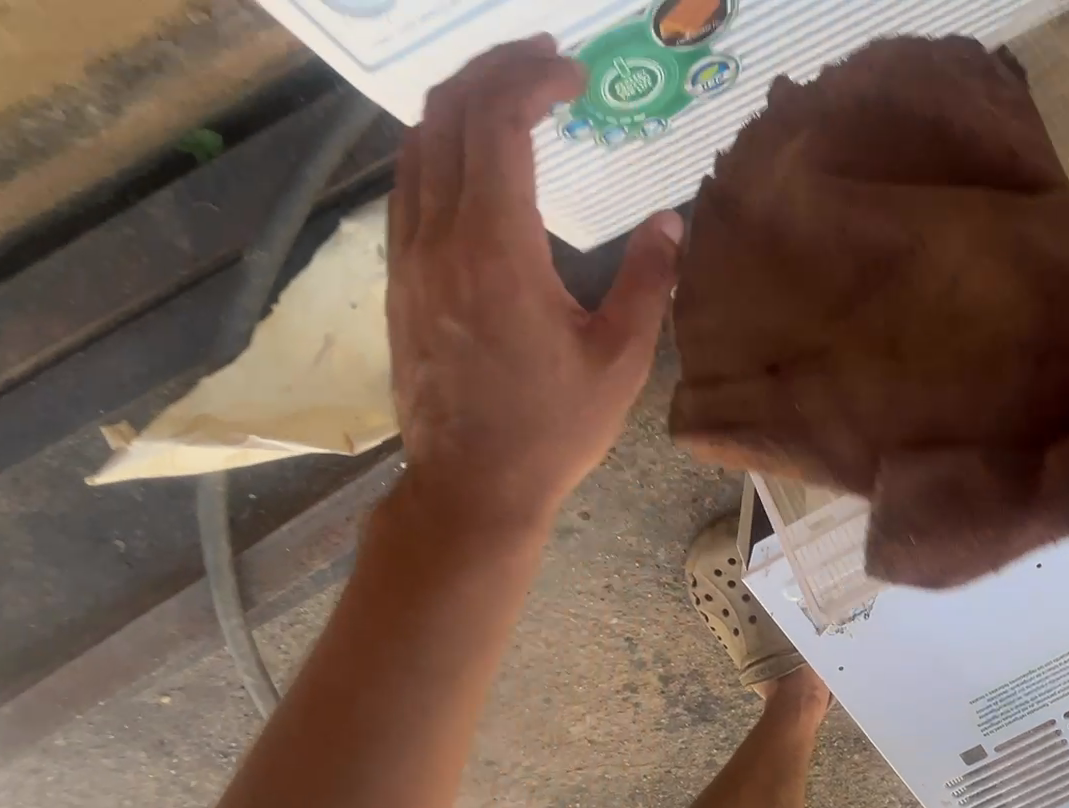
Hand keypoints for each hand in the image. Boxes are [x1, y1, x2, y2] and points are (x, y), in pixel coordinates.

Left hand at [387, 35, 683, 540]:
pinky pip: (406, 186)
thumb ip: (648, 282)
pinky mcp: (398, 281)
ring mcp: (409, 258)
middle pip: (448, 117)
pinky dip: (437, 148)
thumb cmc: (554, 428)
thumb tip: (670, 224)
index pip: (500, 126)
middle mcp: (440, 239)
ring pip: (415, 146)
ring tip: (507, 94)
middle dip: (493, 72)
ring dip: (459, 104)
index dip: (532, 83)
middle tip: (543, 62)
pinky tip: (469, 158)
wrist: (473, 484)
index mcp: (498, 251)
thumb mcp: (620, 360)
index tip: (572, 76)